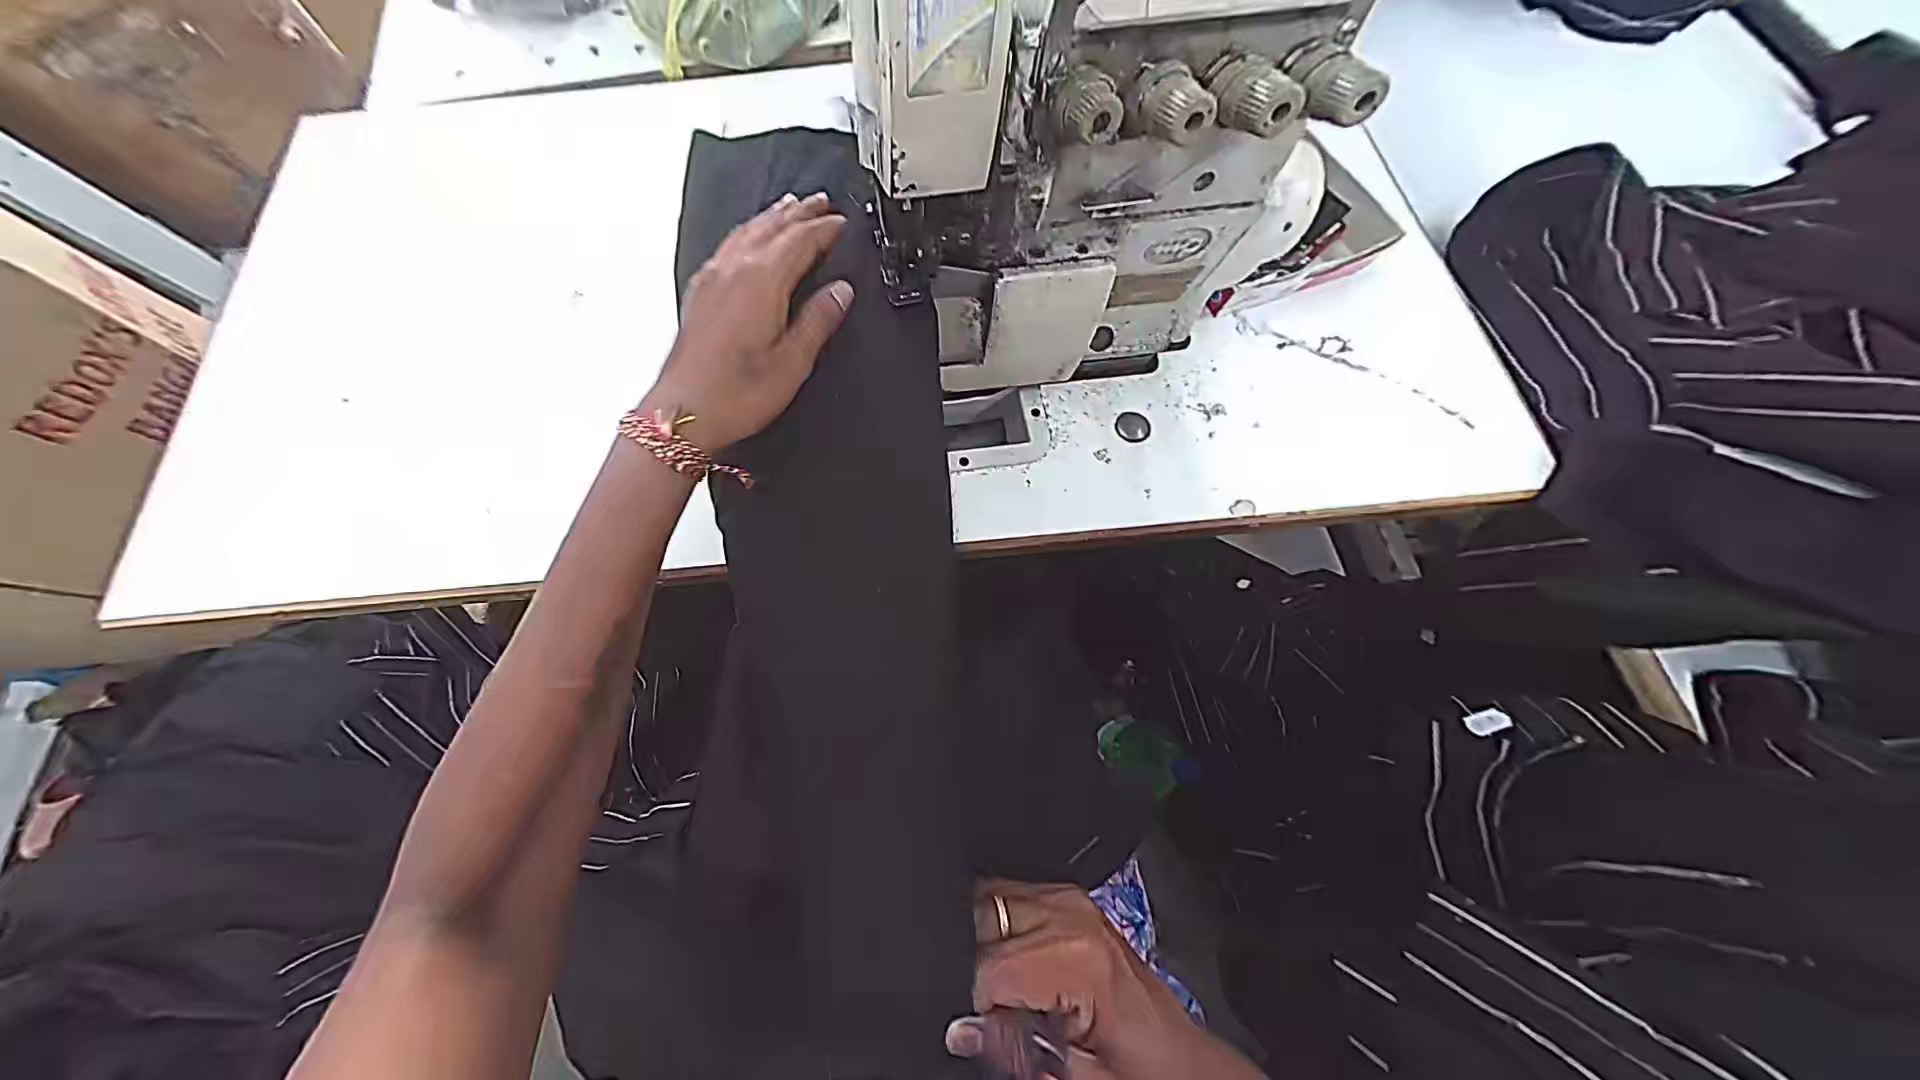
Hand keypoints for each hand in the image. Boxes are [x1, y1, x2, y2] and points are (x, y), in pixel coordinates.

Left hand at [641, 191, 852, 452]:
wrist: (684, 410)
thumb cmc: (733, 393)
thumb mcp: (792, 362)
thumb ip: (817, 320)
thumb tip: (840, 292)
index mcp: (761, 282)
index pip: (800, 240)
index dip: (824, 229)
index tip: (840, 223)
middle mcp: (733, 271)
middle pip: (771, 227)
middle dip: (799, 213)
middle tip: (819, 202)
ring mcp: (712, 279)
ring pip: (747, 232)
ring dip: (772, 217)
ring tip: (789, 208)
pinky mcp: (701, 293)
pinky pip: (730, 246)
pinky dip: (749, 233)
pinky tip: (750, 240)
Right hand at [949, 880, 1264, 1079]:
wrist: (1175, 1051)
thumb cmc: (1137, 1063)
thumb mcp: (1077, 1074)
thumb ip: (1014, 1048)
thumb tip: (961, 1030)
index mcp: (1079, 958)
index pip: (991, 967)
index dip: (982, 1005)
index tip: (993, 1028)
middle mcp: (1072, 915)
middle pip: (984, 921)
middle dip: (980, 966)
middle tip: (1004, 1009)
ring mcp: (1068, 897)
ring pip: (989, 899)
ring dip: (988, 941)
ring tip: (1016, 985)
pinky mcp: (1065, 893)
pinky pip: (1008, 894)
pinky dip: (1000, 923)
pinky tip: (1021, 958)